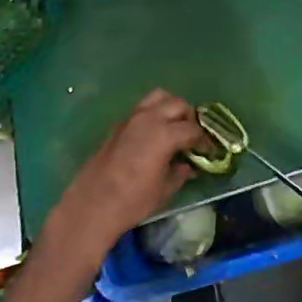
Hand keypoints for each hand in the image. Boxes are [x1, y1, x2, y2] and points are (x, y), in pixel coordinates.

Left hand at [42, 89, 209, 260]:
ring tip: (174, 127)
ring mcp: (131, 118)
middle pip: (177, 104)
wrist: (93, 204)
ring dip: (170, 108)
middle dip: (189, 117)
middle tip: (192, 136)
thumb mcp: (164, 189)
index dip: (204, 140)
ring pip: (157, 97)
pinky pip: (142, 108)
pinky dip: (153, 113)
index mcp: (164, 134)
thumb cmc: (132, 201)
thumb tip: (189, 166)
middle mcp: (149, 118)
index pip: (193, 129)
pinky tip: (154, 134)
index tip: (208, 150)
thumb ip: (180, 172)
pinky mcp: (118, 124)